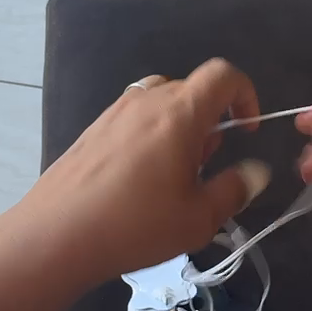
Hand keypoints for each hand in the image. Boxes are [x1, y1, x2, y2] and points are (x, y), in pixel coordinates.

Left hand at [18, 60, 271, 280]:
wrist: (55, 235)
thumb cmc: (136, 224)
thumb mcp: (199, 218)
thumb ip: (234, 189)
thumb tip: (256, 171)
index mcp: (180, 112)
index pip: (223, 75)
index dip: (245, 94)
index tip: (246, 130)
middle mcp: (148, 100)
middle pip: (192, 89)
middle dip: (211, 119)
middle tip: (206, 164)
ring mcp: (115, 111)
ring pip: (161, 101)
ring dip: (179, 125)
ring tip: (173, 171)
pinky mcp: (93, 129)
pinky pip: (135, 116)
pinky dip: (151, 133)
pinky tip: (139, 178)